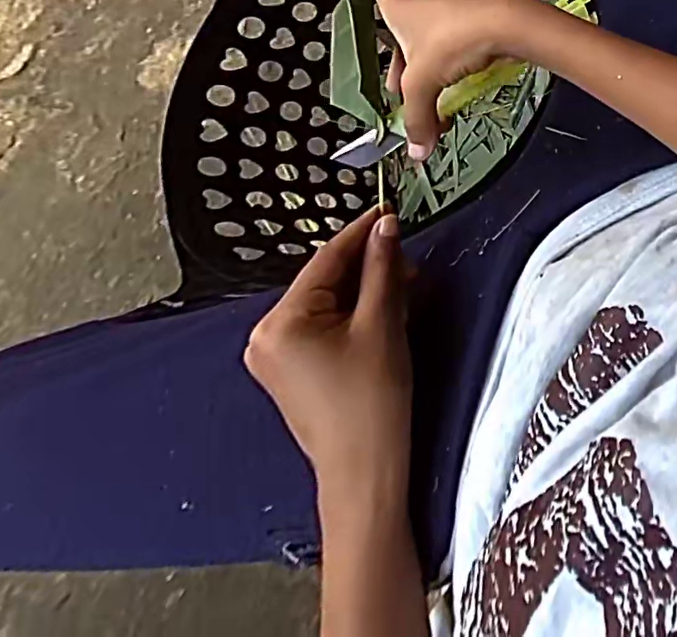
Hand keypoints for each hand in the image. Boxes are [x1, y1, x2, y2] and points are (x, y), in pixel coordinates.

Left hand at [245, 205, 414, 500]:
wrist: (365, 468)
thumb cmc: (373, 397)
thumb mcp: (383, 322)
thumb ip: (383, 267)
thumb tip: (386, 224)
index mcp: (280, 322)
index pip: (327, 259)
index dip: (362, 231)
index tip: (389, 209)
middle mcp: (267, 335)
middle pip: (328, 280)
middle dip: (371, 266)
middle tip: (410, 261)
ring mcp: (277, 355)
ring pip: (331, 301)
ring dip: (369, 289)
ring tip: (406, 289)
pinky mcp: (293, 369)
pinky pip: (327, 323)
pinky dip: (358, 312)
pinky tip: (387, 310)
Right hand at [358, 0, 535, 159]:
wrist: (507, 26)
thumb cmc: (454, 40)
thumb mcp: (424, 84)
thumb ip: (418, 118)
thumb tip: (417, 152)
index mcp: (400, 7)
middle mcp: (425, 5)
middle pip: (402, 34)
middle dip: (399, 66)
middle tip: (397, 91)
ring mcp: (452, 14)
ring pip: (430, 46)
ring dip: (428, 75)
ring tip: (431, 104)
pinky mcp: (475, 26)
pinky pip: (455, 51)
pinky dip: (451, 72)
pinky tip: (457, 93)